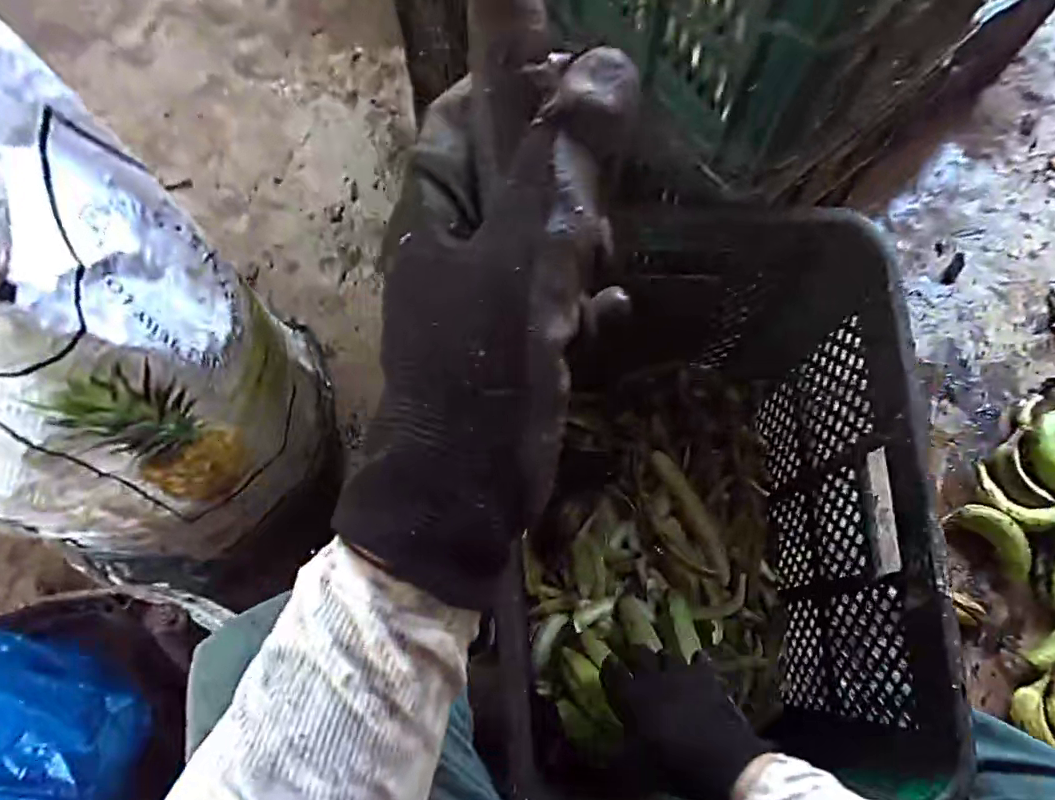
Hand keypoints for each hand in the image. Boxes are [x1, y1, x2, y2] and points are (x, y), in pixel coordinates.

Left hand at [334, 0, 638, 609]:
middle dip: (559, 168)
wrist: (466, 493)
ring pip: (538, 248)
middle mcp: (454, 256)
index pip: (467, 118)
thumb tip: (604, 66)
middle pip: (510, 182)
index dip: (508, 74)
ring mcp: (482, 310)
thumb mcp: (526, 268)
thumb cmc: (484, 376)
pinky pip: (552, 310)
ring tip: (612, 241)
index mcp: (437, 218)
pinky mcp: (511, 356)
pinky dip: (585, 303)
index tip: (557, 51)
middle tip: (608, 152)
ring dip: (578, 239)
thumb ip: (559, 175)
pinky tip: (617, 305)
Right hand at [601, 650, 773, 799]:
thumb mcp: (629, 773)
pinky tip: (697, 662)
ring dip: (663, 657)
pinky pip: (699, 660)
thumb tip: (584, 769)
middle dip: (635, 654)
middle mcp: (653, 679)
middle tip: (633, 656)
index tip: (608, 661)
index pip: (613, 673)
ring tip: (662, 660)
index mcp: (630, 697)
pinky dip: (696, 661)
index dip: (609, 667)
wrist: (719, 758)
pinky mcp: (709, 678)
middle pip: (640, 654)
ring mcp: (684, 675)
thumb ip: (609, 764)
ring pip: (669, 654)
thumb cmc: (668, 766)